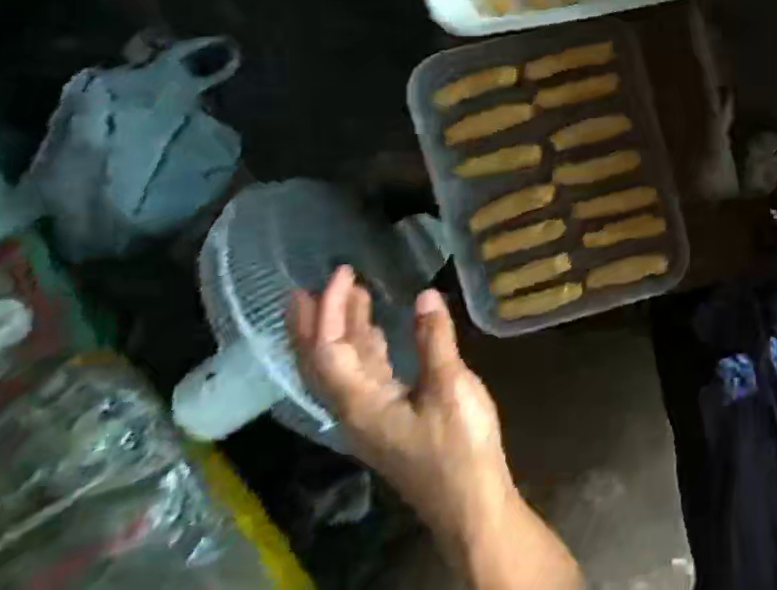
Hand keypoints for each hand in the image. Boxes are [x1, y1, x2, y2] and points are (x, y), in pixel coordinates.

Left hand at [290, 268, 516, 542]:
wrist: (472, 504)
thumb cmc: (459, 447)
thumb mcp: (450, 387)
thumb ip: (434, 340)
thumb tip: (425, 295)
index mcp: (360, 403)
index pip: (329, 350)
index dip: (329, 309)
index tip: (342, 272)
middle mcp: (354, 411)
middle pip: (320, 363)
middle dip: (311, 324)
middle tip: (305, 287)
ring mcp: (370, 418)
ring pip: (342, 368)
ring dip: (339, 331)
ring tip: (345, 295)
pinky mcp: (389, 421)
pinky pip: (364, 376)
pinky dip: (363, 347)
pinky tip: (375, 331)